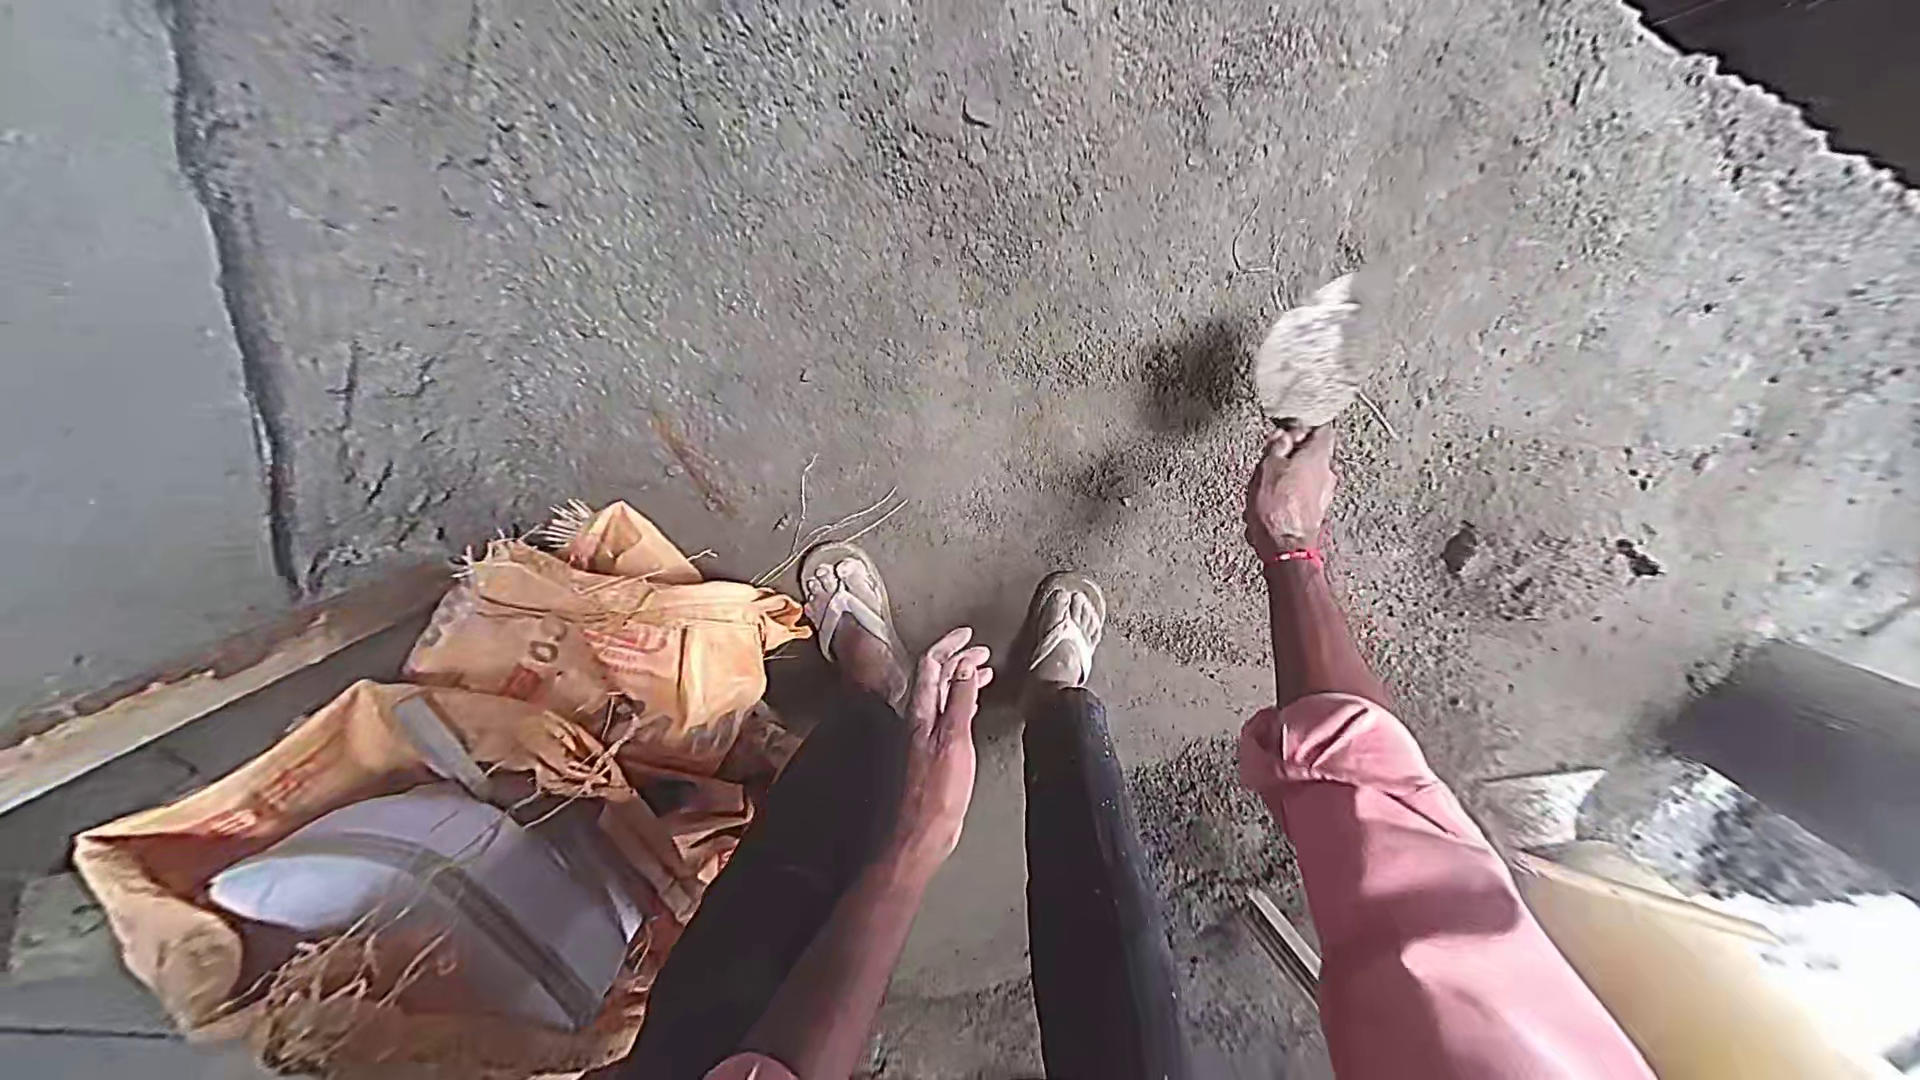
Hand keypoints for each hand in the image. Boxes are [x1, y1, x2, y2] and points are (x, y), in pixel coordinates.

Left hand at [885, 627, 992, 881]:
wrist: (921, 830)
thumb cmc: (936, 792)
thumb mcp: (954, 738)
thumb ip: (959, 700)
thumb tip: (966, 666)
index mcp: (921, 710)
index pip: (931, 663)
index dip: (949, 644)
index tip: (967, 634)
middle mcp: (919, 717)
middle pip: (936, 675)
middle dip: (958, 657)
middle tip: (981, 649)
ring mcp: (924, 733)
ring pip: (942, 692)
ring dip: (961, 677)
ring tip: (983, 669)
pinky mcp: (932, 749)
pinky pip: (947, 711)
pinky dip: (962, 699)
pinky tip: (973, 703)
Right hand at [1244, 425, 1337, 559]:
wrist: (1284, 544)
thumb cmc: (1276, 508)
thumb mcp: (1266, 467)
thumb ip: (1276, 447)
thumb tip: (1281, 438)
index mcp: (1319, 456)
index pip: (1321, 429)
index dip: (1300, 428)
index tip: (1283, 434)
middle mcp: (1327, 472)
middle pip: (1314, 452)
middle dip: (1292, 453)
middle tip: (1270, 459)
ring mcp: (1324, 493)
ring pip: (1308, 473)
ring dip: (1290, 474)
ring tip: (1268, 483)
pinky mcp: (1316, 510)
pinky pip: (1304, 492)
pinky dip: (1291, 492)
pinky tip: (1274, 501)